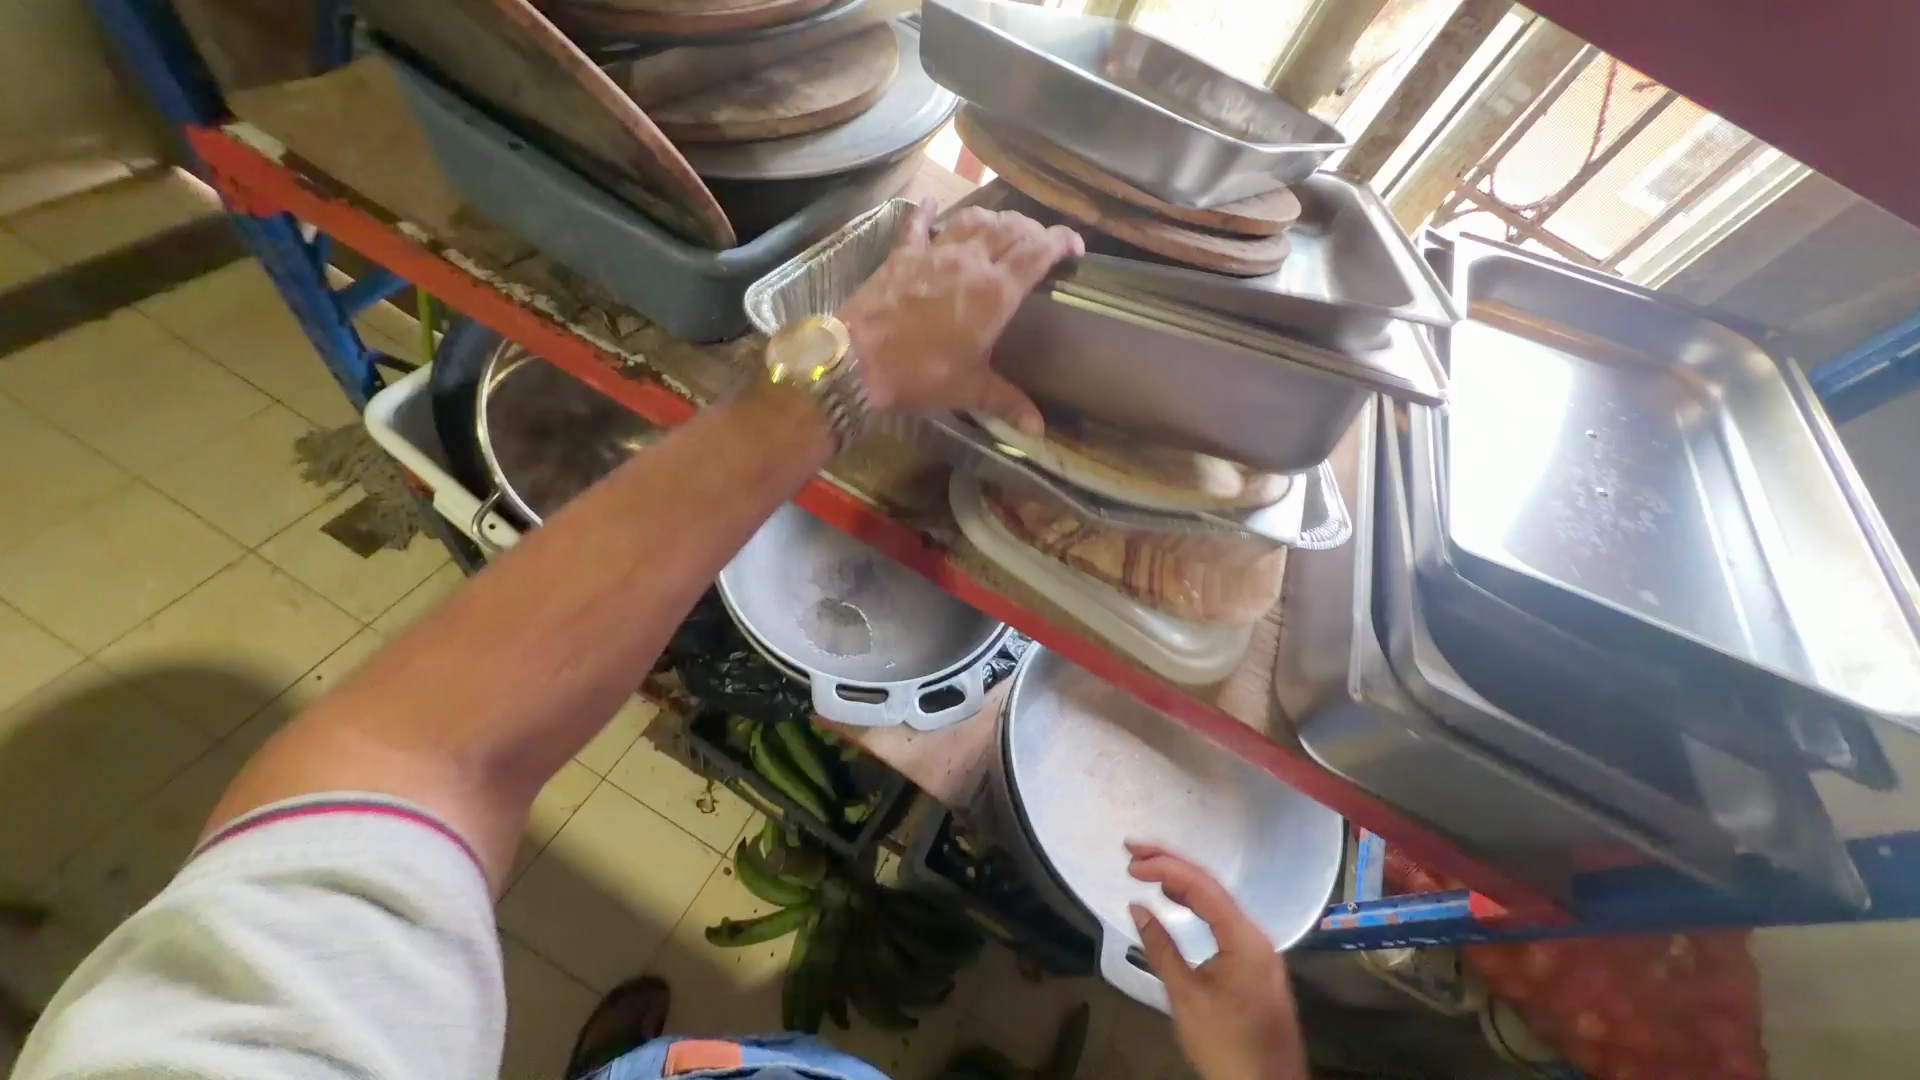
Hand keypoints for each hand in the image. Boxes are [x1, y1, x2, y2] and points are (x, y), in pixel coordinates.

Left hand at [837, 199, 1083, 435]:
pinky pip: (918, 224)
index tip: (1074, 248)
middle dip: (1033, 230)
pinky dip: (928, 213)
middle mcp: (970, 261)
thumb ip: (1006, 402)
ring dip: (994, 219)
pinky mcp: (902, 255)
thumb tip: (1038, 431)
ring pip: (973, 218)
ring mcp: (933, 253)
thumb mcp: (968, 390)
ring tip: (1002, 230)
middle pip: (1012, 228)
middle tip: (1040, 245)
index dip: (1062, 241)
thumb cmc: (920, 375)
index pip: (1039, 250)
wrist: (857, 362)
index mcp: (995, 292)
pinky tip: (933, 205)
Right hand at [1126, 841, 1307, 1079]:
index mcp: (1244, 939)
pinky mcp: (1253, 960)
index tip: (1131, 862)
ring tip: (1146, 868)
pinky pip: (1222, 917)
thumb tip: (1138, 907)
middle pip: (1211, 885)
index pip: (1202, 887)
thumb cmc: (1227, 1049)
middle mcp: (1255, 934)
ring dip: (1182, 880)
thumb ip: (1161, 949)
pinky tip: (1175, 898)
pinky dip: (1196, 902)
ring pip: (1217, 899)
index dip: (1165, 867)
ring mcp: (1257, 947)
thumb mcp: (1187, 999)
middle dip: (1171, 863)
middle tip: (1133, 850)